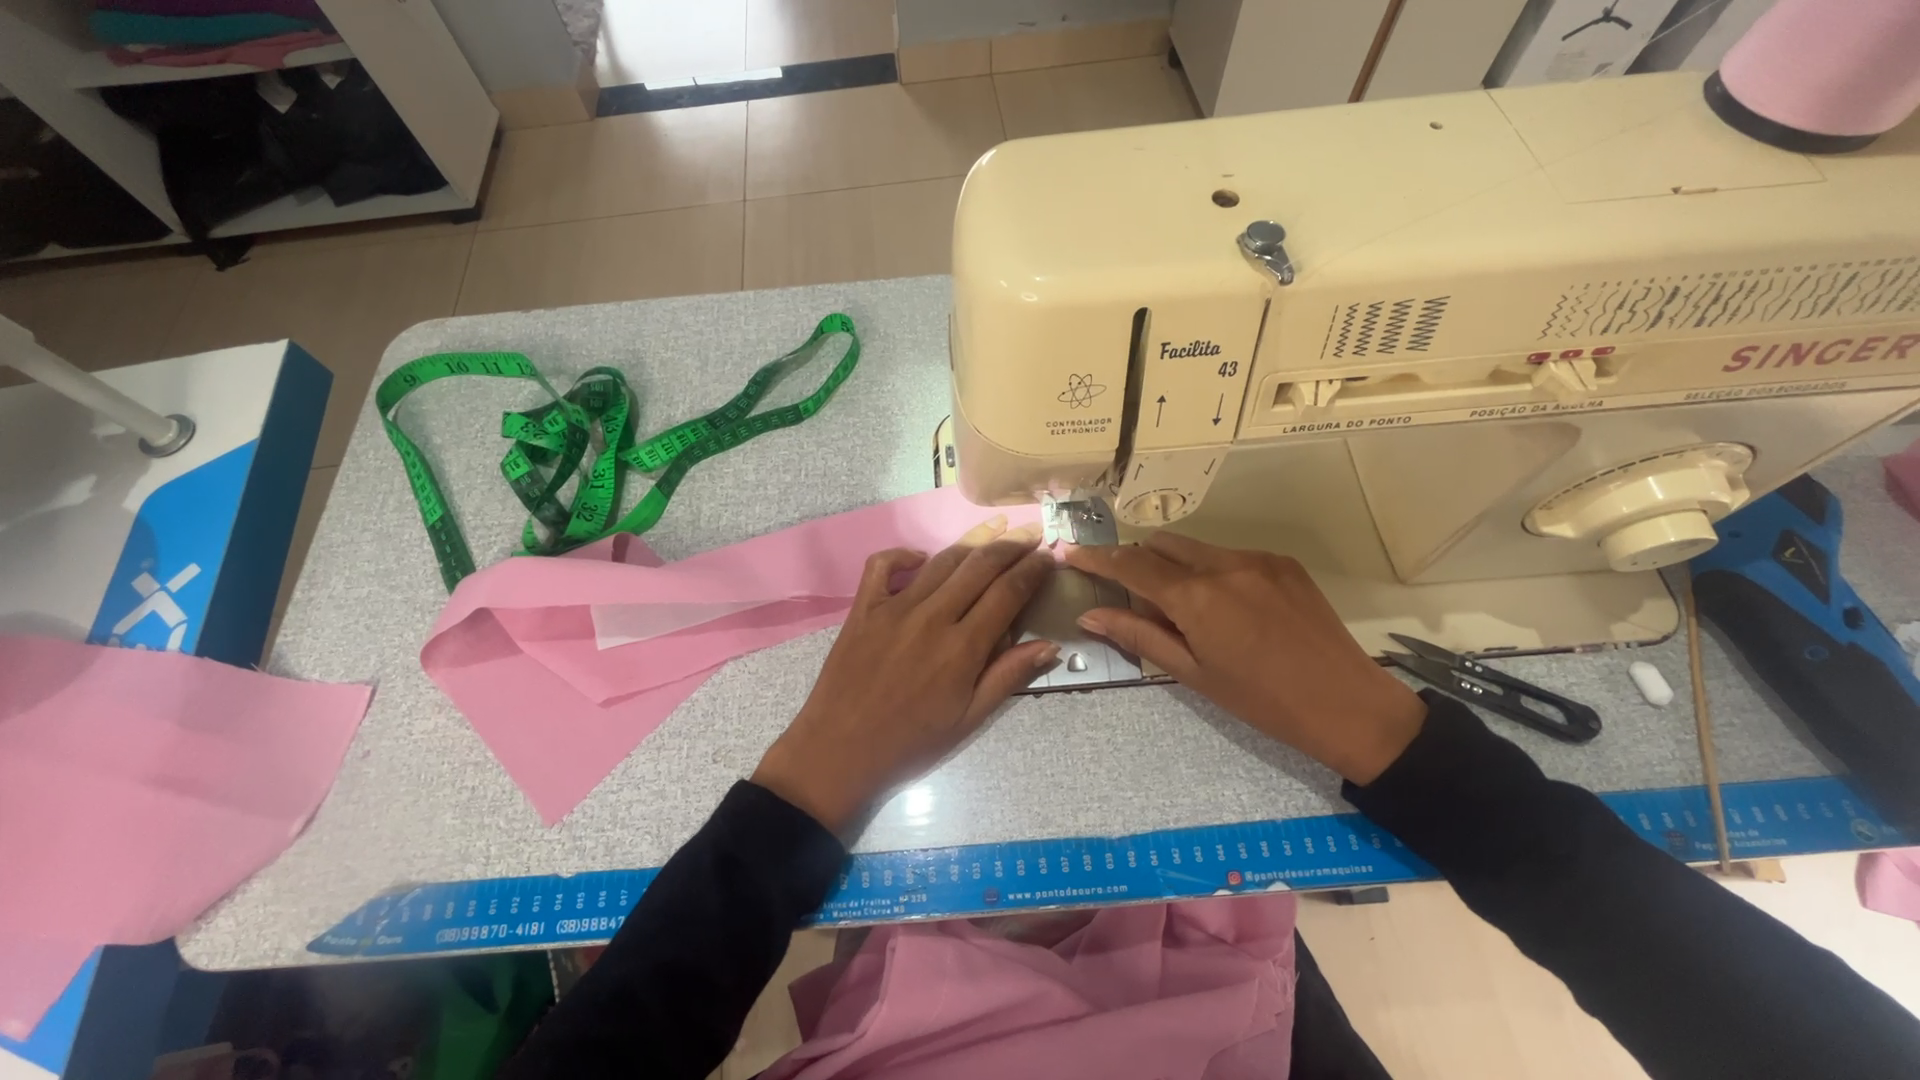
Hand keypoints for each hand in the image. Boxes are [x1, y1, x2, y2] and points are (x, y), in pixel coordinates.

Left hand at [752, 516, 1058, 834]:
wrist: (838, 753)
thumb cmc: (910, 744)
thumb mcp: (969, 721)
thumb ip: (1008, 677)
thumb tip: (1051, 645)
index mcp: (962, 648)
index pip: (1008, 594)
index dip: (1033, 571)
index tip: (1050, 557)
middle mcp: (931, 617)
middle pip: (979, 567)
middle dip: (1011, 546)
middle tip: (1033, 533)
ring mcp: (893, 608)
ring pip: (941, 561)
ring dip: (973, 541)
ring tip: (997, 527)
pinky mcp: (862, 608)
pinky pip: (882, 566)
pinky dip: (904, 554)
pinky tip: (922, 556)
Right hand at [1065, 533, 1425, 784]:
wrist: (1346, 703)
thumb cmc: (1261, 700)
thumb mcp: (1193, 673)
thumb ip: (1139, 636)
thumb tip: (1090, 615)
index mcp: (1197, 597)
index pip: (1132, 564)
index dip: (1096, 557)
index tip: (1069, 552)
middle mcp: (1224, 564)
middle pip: (1161, 545)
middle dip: (1137, 560)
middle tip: (1129, 593)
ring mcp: (1258, 559)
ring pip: (1196, 547)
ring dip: (1175, 566)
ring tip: (1183, 608)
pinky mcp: (1283, 562)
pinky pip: (1230, 555)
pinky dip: (1212, 571)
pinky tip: (1227, 608)